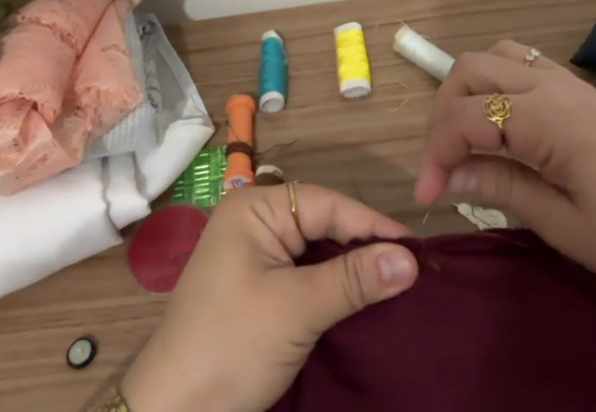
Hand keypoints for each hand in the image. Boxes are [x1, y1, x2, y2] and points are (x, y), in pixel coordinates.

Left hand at [119, 184, 419, 411]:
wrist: (174, 411)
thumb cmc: (231, 346)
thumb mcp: (297, 309)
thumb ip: (353, 279)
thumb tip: (411, 258)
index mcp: (254, 210)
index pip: (328, 204)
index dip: (374, 225)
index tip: (420, 250)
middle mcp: (254, 222)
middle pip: (325, 223)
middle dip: (366, 246)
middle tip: (415, 269)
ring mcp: (256, 257)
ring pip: (319, 251)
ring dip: (354, 269)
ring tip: (401, 284)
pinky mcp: (260, 289)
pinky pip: (308, 275)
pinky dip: (336, 287)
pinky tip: (367, 300)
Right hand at [413, 41, 595, 290]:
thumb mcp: (563, 224)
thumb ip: (500, 188)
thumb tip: (446, 176)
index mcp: (546, 117)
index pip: (464, 116)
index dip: (434, 153)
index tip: (427, 197)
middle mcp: (552, 84)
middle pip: (470, 69)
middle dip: (442, 113)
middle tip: (443, 167)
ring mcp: (568, 83)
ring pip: (494, 57)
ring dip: (467, 92)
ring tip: (465, 142)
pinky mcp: (580, 92)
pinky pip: (521, 65)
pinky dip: (495, 86)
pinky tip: (501, 128)